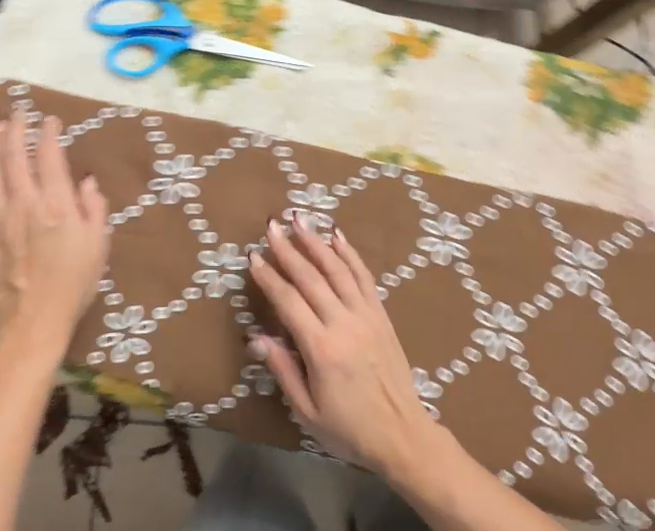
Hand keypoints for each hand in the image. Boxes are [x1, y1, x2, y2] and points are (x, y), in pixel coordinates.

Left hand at [0, 116, 110, 359]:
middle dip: (17, 129)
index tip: (50, 120)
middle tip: (19, 114)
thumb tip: (86, 182)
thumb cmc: (74, 284)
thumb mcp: (99, 245)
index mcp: (56, 203)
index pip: (49, 155)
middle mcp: (24, 203)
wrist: (34, 322)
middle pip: (15, 155)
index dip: (48, 133)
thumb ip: (94, 209)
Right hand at [247, 212, 447, 476]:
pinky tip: (336, 235)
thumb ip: (282, 369)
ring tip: (298, 219)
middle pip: (311, 277)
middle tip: (271, 226)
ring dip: (316, 242)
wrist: (402, 434)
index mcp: (321, 349)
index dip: (269, 277)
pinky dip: (349, 253)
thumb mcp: (306, 410)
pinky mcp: (381, 314)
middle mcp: (344, 323)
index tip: (252, 256)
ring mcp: (366, 315)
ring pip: (337, 269)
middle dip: (288, 249)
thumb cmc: (348, 428)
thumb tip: (256, 336)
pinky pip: (364, 276)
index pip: (288, 302)